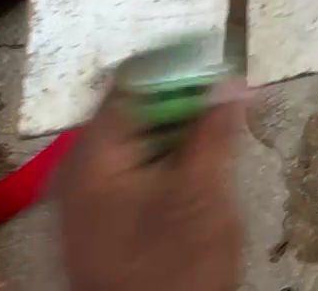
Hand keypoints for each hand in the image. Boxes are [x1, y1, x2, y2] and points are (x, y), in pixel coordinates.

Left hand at [56, 78, 248, 290]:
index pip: (130, 85)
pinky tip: (210, 150)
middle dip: (188, 92)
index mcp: (93, 162)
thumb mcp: (203, 192)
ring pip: (145, 132)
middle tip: (236, 88)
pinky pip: (143, 157)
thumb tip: (233, 78)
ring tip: (231, 115)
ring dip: (188, 119)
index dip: (177, 64)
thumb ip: (215, 129)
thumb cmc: (174, 263)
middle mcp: (82, 171)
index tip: (222, 53)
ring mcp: (92, 194)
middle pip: (136, 107)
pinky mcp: (110, 211)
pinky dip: (178, 145)